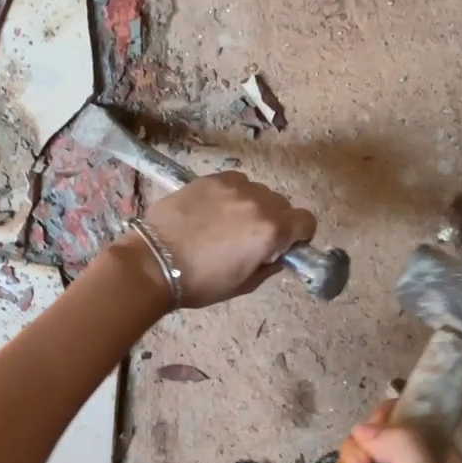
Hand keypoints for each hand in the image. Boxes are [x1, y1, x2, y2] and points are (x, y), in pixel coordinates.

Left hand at [123, 171, 315, 308]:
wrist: (154, 261)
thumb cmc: (200, 281)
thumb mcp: (244, 284)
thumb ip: (271, 265)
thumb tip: (278, 253)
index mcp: (272, 230)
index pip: (307, 221)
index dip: (298, 235)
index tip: (283, 246)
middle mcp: (259, 202)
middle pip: (283, 204)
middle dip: (275, 220)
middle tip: (251, 239)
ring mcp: (234, 186)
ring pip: (258, 192)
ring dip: (253, 206)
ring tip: (227, 224)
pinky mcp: (211, 178)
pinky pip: (235, 183)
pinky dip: (232, 195)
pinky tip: (212, 211)